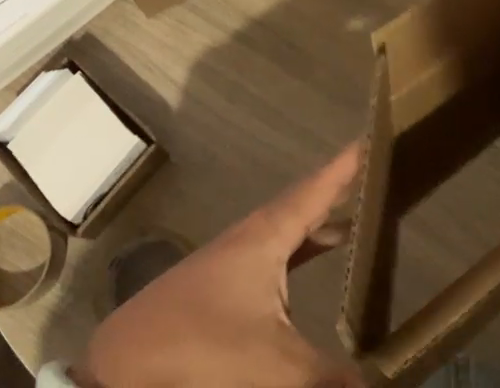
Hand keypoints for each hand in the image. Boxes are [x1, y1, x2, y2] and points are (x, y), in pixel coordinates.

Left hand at [79, 145, 362, 386]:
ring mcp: (229, 263)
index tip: (370, 137)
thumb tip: (375, 385)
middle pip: (300, 206)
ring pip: (283, 234)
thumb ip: (331, 377)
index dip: (346, 168)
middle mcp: (249, 239)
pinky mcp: (216, 289)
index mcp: (266, 237)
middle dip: (334, 193)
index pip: (315, 191)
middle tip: (370, 177)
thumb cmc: (203, 350)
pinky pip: (269, 260)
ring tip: (349, 225)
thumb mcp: (277, 369)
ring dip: (314, 227)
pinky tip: (302, 274)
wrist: (125, 368)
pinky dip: (294, 256)